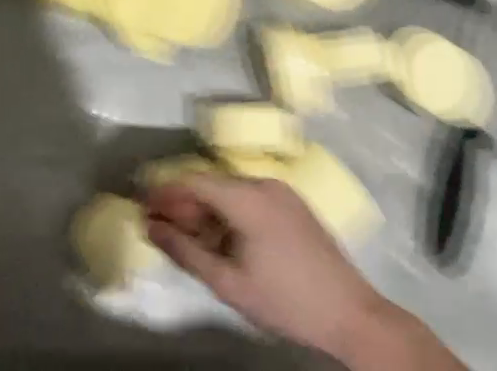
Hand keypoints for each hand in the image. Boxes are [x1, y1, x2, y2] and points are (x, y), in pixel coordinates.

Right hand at [145, 174, 387, 355]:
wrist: (353, 316)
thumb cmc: (286, 300)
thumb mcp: (228, 282)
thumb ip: (185, 251)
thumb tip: (151, 227)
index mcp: (248, 197)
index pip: (194, 181)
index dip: (165, 192)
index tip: (143, 208)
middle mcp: (265, 184)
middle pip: (212, 184)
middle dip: (184, 203)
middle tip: (161, 226)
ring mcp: (284, 193)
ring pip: (231, 191)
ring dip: (206, 209)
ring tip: (189, 237)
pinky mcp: (295, 206)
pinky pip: (251, 198)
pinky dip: (229, 212)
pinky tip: (223, 239)